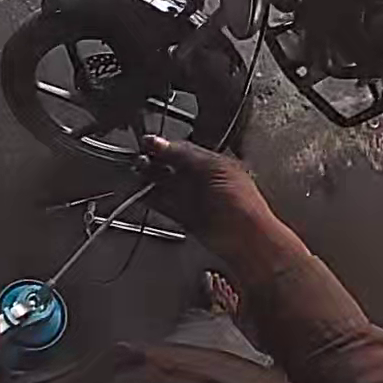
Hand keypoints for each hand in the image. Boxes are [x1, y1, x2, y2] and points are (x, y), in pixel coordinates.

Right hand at [139, 135, 303, 277]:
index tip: (147, 143)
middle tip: (138, 160)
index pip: (183, 149)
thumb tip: (159, 143)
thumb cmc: (241, 203)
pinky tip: (140, 193)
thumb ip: (183, 154)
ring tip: (136, 174)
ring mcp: (194, 198)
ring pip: (165, 184)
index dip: (164, 146)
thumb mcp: (211, 168)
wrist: (247, 240)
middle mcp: (204, 179)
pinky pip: (164, 204)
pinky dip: (150, 198)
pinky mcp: (186, 217)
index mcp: (214, 162)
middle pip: (172, 166)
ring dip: (149, 179)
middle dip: (154, 161)